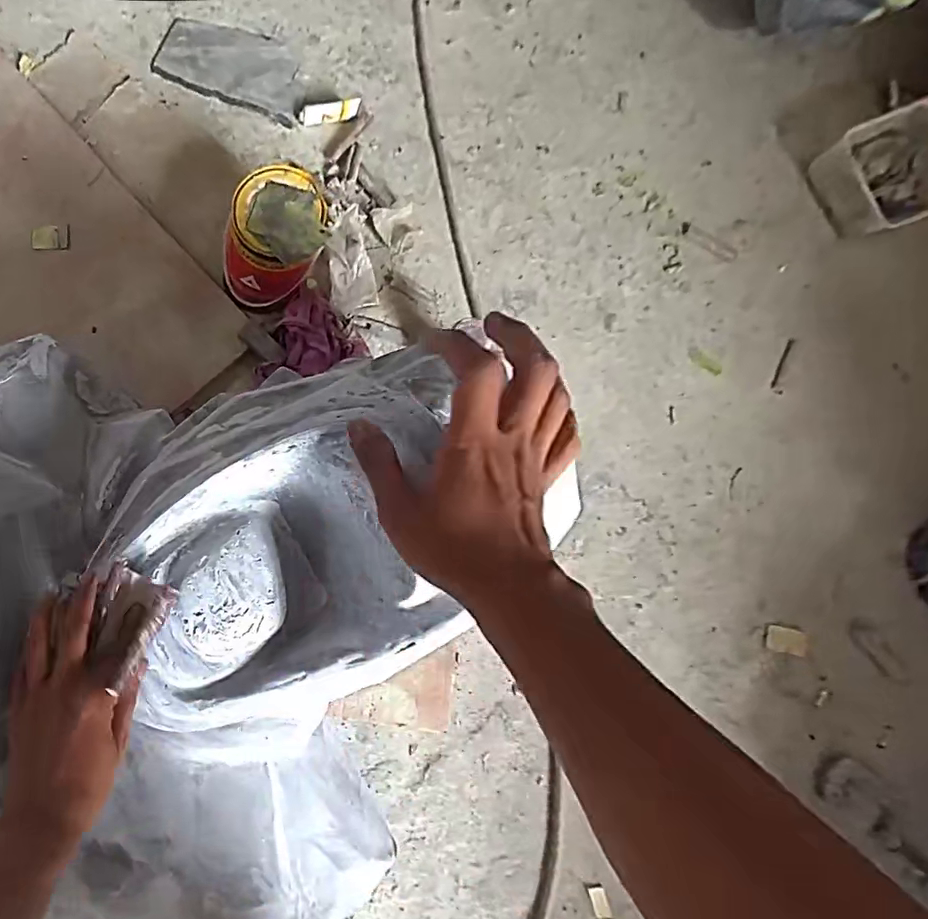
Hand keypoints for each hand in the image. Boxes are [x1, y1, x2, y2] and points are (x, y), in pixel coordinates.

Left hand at [0, 573, 145, 855]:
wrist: (41, 816)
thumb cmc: (88, 785)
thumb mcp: (117, 745)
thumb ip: (125, 700)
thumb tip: (137, 664)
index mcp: (91, 695)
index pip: (110, 646)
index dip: (119, 616)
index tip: (126, 591)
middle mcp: (60, 685)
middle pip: (70, 632)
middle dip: (81, 600)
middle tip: (89, 577)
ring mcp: (34, 692)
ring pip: (38, 642)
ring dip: (46, 614)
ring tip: (53, 592)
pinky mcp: (17, 704)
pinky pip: (22, 665)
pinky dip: (29, 645)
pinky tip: (33, 634)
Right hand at [350, 312, 581, 612]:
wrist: (506, 584)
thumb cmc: (449, 548)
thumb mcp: (398, 510)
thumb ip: (379, 465)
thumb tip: (360, 428)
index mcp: (472, 442)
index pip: (476, 372)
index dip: (458, 344)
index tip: (435, 339)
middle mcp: (512, 438)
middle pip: (534, 367)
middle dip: (514, 335)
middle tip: (490, 324)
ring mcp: (537, 454)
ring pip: (557, 391)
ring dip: (540, 361)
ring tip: (517, 351)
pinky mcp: (548, 473)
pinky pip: (567, 428)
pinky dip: (560, 404)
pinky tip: (546, 402)